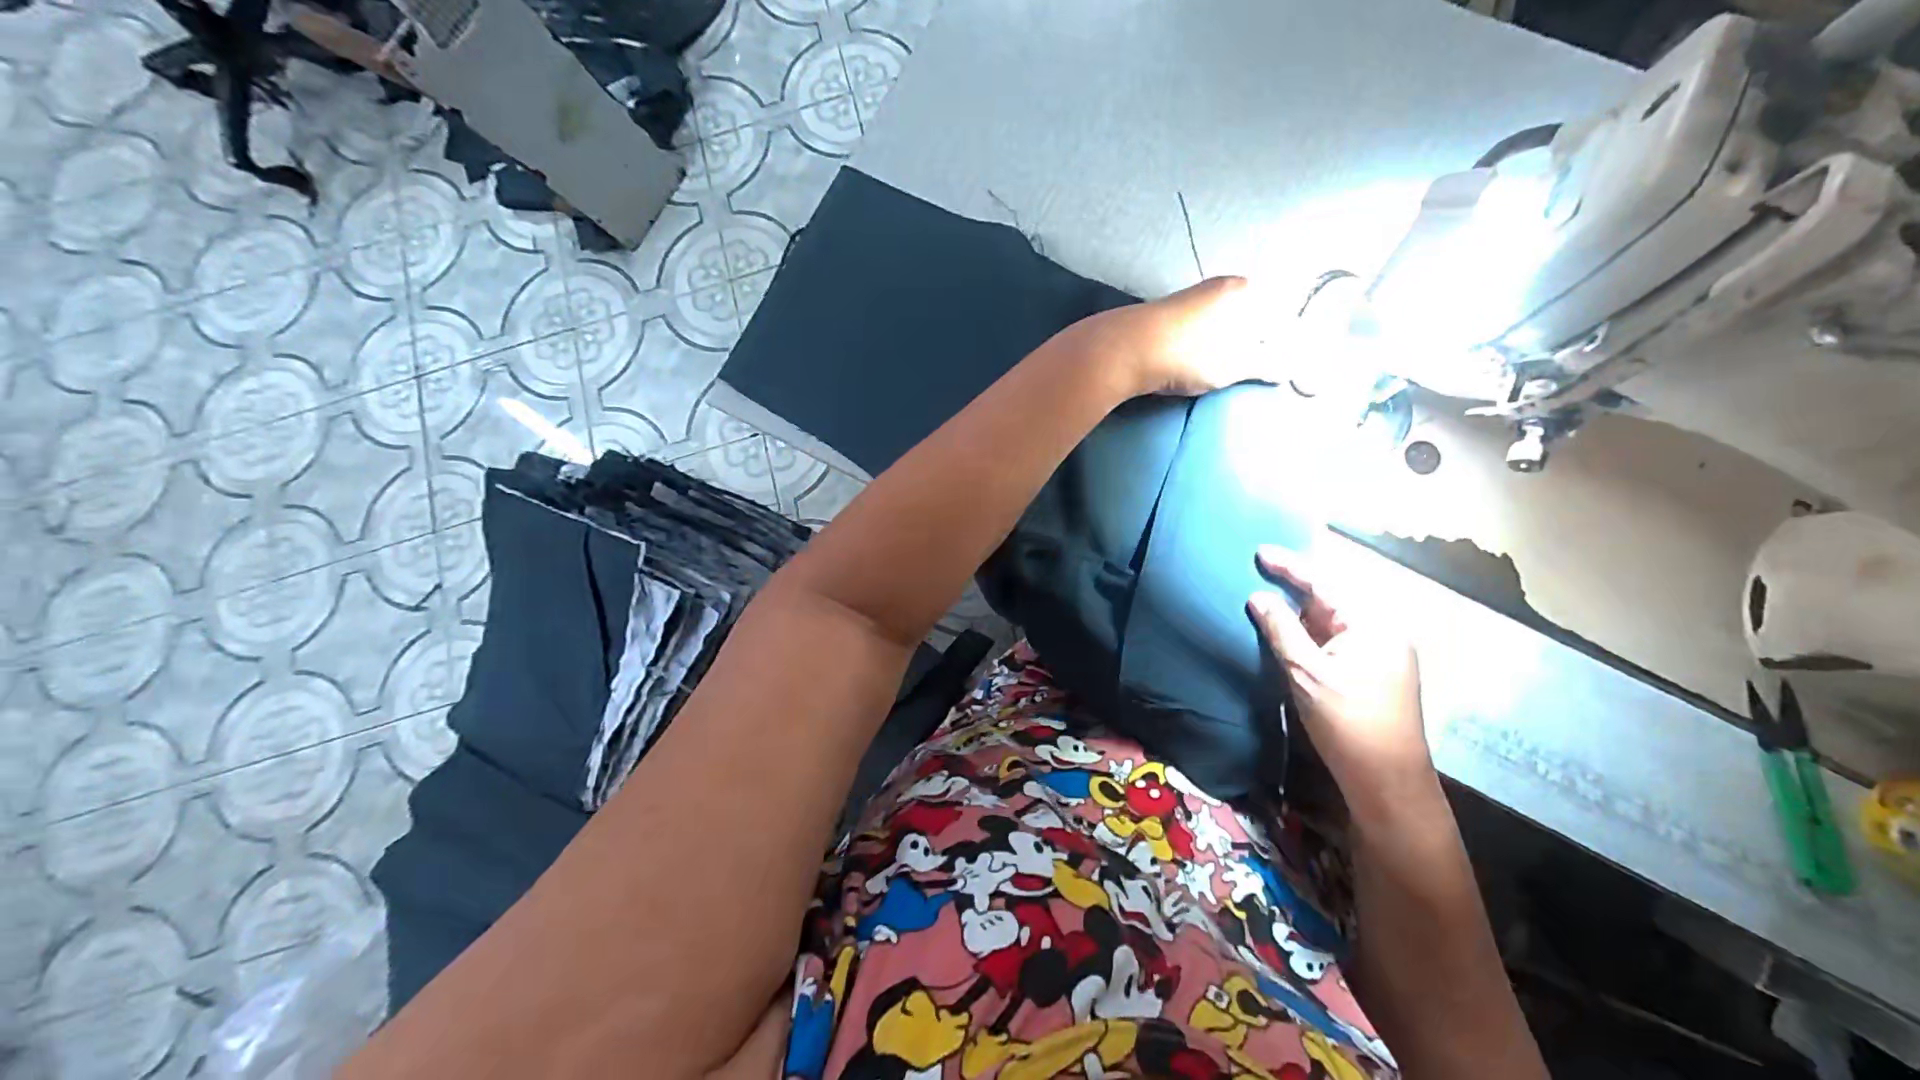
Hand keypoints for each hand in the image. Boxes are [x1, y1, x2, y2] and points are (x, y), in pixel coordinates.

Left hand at [1081, 276, 1281, 397]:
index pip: (1274, 313)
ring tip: (1219, 375)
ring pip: (1216, 328)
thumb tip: (1286, 368)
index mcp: (1240, 290)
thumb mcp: (1234, 364)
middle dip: (1250, 347)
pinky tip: (1191, 368)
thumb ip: (1265, 365)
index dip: (1279, 343)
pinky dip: (1198, 352)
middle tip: (1250, 375)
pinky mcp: (1160, 322)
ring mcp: (1184, 303)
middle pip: (1245, 320)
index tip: (1278, 368)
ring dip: (1222, 351)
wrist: (1122, 351)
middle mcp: (1213, 288)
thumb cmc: (1188, 353)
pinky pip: (1192, 337)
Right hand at [1245, 546, 1433, 812]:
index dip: (1291, 566)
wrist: (1385, 780)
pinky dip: (1309, 631)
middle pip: (1332, 598)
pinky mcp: (1372, 671)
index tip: (1260, 552)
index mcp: (1372, 625)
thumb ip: (1281, 630)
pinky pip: (1335, 638)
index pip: (1326, 584)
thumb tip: (1258, 597)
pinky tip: (1287, 630)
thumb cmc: (1347, 724)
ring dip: (1300, 610)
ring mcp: (1379, 652)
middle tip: (1260, 571)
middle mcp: (1381, 631)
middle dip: (1296, 585)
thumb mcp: (1306, 673)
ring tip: (1266, 596)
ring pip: (1332, 619)